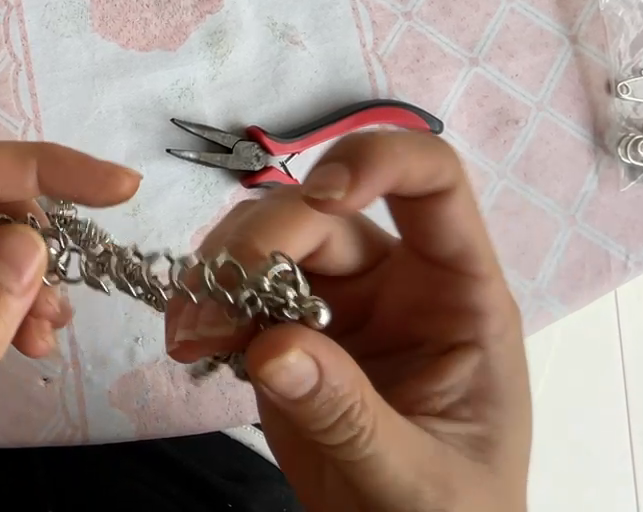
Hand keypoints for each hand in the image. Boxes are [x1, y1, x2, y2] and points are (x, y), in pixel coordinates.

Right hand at [166, 133, 529, 511]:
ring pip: (260, 233)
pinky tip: (187, 341)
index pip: (430, 182)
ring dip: (214, 274)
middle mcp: (390, 273)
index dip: (375, 163)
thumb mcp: (418, 485)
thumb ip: (352, 417)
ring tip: (190, 338)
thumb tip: (274, 348)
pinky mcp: (280, 314)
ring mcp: (331, 289)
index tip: (322, 198)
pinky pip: (231, 276)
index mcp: (454, 293)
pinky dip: (200, 299)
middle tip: (209, 317)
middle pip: (312, 212)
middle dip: (254, 249)